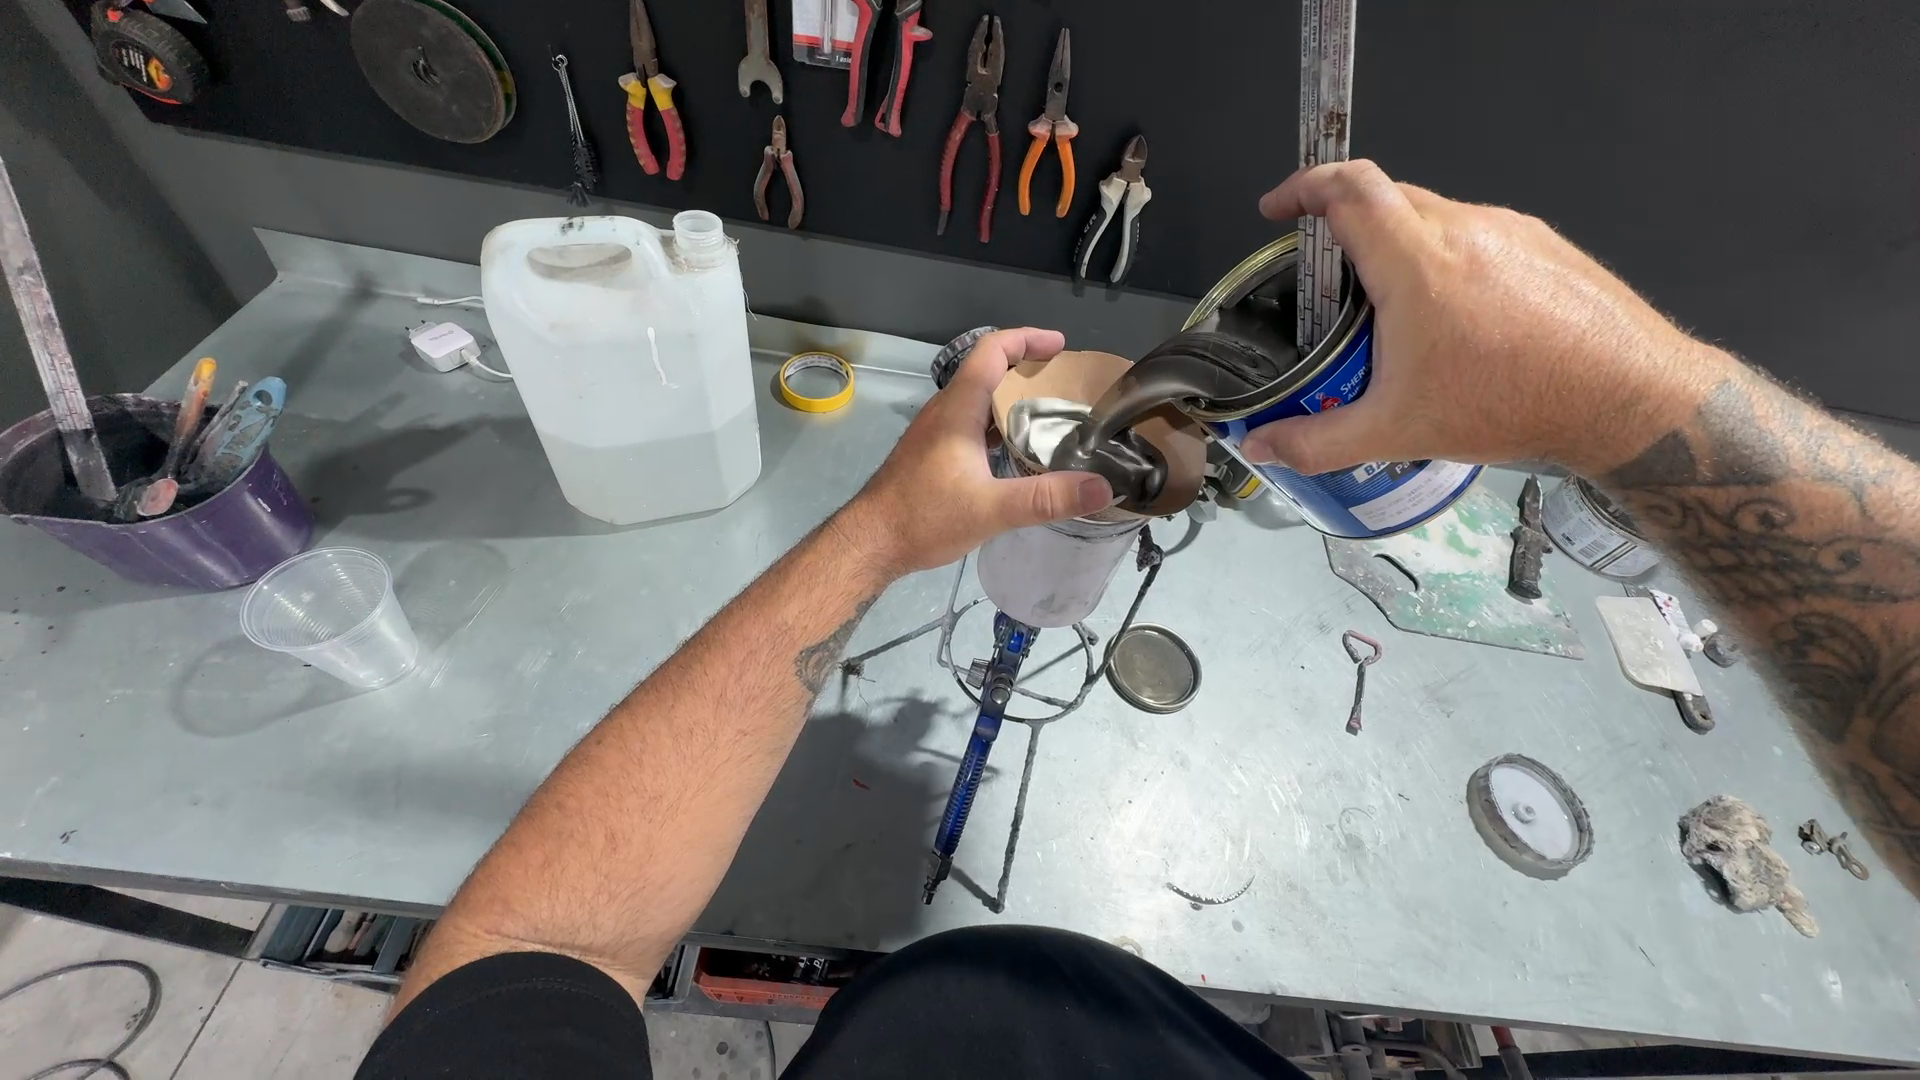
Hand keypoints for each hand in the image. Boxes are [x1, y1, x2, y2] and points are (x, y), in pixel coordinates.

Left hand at [835, 328, 1113, 577]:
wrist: (870, 542)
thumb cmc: (924, 518)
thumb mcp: (992, 510)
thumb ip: (1047, 498)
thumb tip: (1103, 488)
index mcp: (957, 409)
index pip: (992, 350)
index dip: (1026, 339)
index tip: (1060, 345)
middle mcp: (945, 412)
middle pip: (989, 372)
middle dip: (1028, 370)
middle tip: (1068, 387)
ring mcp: (936, 433)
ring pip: (980, 402)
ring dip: (1014, 401)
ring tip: (1053, 418)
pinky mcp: (933, 455)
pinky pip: (972, 426)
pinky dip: (999, 427)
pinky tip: (1019, 453)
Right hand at [1239, 161, 1737, 476]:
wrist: (1630, 396)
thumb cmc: (1507, 404)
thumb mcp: (1393, 432)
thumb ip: (1314, 442)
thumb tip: (1259, 447)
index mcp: (1418, 263)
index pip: (1350, 189)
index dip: (1303, 187)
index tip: (1276, 209)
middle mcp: (1463, 229)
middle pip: (1385, 198)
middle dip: (1340, 227)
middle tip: (1321, 281)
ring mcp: (1509, 230)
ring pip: (1430, 216)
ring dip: (1391, 247)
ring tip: (1383, 309)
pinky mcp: (1542, 243)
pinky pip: (1471, 232)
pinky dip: (1436, 258)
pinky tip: (1445, 316)